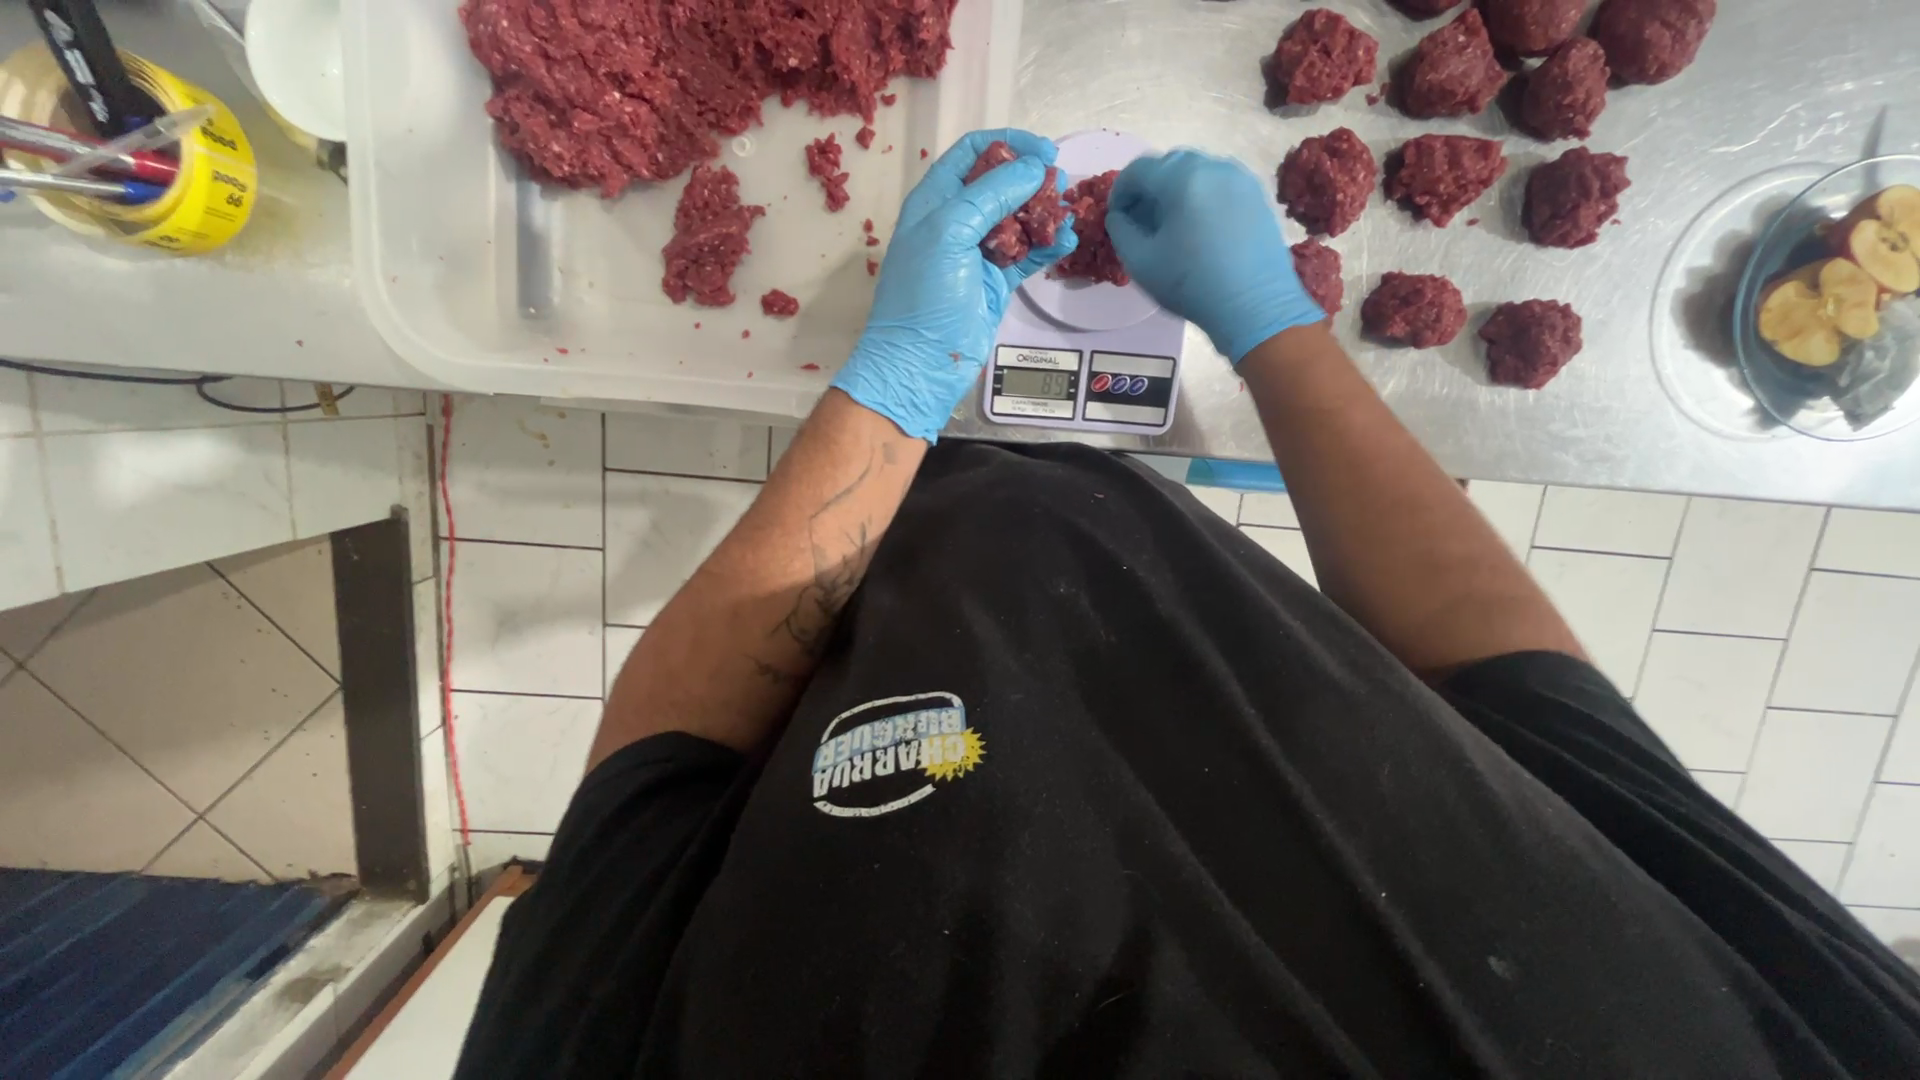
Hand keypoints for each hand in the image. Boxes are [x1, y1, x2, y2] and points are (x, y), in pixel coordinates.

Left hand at [831, 129, 1076, 441]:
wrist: (920, 363)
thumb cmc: (925, 295)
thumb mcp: (950, 232)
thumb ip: (992, 194)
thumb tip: (1034, 167)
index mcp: (935, 200)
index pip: (973, 152)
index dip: (1009, 145)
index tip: (1044, 152)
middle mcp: (956, 221)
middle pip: (1000, 183)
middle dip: (1032, 179)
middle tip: (1061, 186)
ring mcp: (977, 253)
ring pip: (1017, 218)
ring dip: (1044, 213)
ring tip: (1068, 213)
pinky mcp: (996, 282)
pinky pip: (1027, 254)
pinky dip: (1047, 245)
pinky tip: (1067, 240)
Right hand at [1107, 149, 1323, 364]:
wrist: (1254, 306)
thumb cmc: (1191, 285)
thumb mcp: (1140, 262)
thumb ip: (1121, 231)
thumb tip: (1120, 216)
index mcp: (1181, 178)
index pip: (1138, 170)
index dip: (1119, 192)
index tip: (1116, 218)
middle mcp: (1213, 167)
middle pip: (1169, 165)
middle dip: (1149, 189)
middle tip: (1142, 221)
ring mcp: (1240, 178)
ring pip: (1197, 172)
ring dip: (1176, 191)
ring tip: (1171, 226)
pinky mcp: (1257, 194)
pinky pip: (1219, 185)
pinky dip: (1201, 197)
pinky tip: (1199, 229)